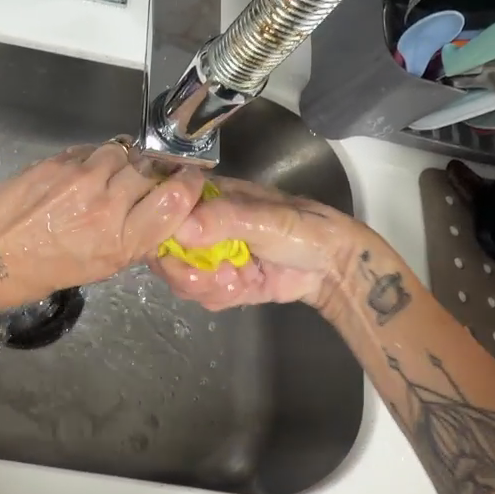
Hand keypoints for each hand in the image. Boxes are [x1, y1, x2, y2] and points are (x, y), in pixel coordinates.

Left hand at [0, 142, 206, 313]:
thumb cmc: (38, 272)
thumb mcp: (96, 270)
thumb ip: (129, 239)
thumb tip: (153, 212)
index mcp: (120, 244)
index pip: (174, 202)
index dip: (186, 186)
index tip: (187, 180)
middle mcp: (107, 208)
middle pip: (150, 171)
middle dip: (153, 171)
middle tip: (146, 176)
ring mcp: (81, 181)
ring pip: (121, 153)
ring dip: (121, 161)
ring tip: (109, 173)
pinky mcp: (58, 162)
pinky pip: (91, 150)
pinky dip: (93, 158)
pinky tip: (83, 171)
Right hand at [152, 177, 361, 312]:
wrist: (333, 267)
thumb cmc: (304, 228)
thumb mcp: (266, 218)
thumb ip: (223, 219)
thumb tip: (181, 229)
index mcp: (204, 197)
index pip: (162, 209)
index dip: (161, 230)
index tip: (182, 246)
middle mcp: (198, 224)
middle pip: (162, 249)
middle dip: (186, 269)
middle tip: (219, 274)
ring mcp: (207, 255)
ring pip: (178, 276)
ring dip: (206, 285)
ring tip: (238, 280)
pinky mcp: (218, 282)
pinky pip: (199, 295)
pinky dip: (219, 297)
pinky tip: (243, 288)